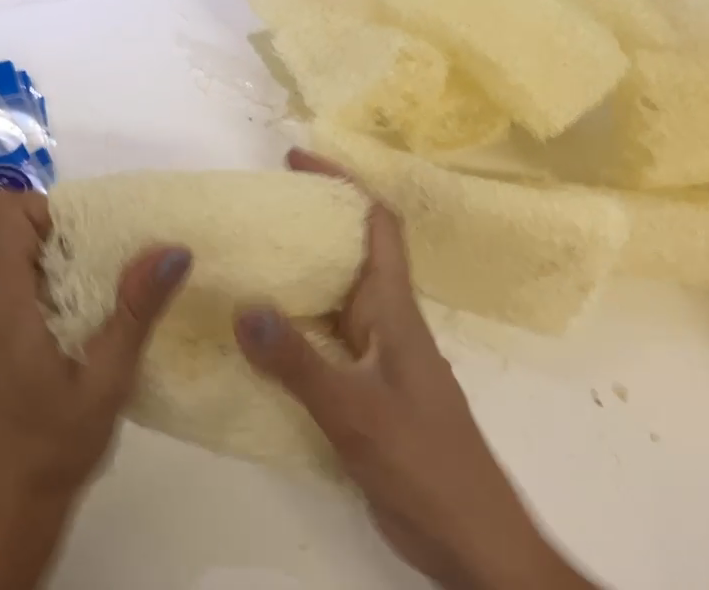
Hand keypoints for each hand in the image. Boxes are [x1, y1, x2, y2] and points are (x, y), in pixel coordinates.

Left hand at [0, 188, 191, 502]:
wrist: (12, 488)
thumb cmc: (58, 437)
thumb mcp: (108, 377)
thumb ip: (135, 309)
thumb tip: (172, 249)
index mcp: (1, 296)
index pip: (6, 210)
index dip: (48, 211)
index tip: (88, 241)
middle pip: (9, 231)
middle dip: (57, 238)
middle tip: (102, 273)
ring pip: (6, 255)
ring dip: (48, 264)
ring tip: (90, 301)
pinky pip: (2, 282)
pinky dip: (34, 286)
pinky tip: (66, 325)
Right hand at [233, 150, 596, 589]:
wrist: (475, 546)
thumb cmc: (428, 468)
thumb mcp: (356, 413)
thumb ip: (297, 363)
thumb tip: (243, 308)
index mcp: (395, 316)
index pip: (378, 229)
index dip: (343, 186)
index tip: (295, 161)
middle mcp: (384, 327)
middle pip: (347, 256)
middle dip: (303, 225)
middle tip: (245, 212)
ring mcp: (372, 361)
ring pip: (328, 300)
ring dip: (288, 277)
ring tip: (234, 263)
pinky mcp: (360, 393)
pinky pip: (316, 342)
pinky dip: (283, 328)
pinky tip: (246, 336)